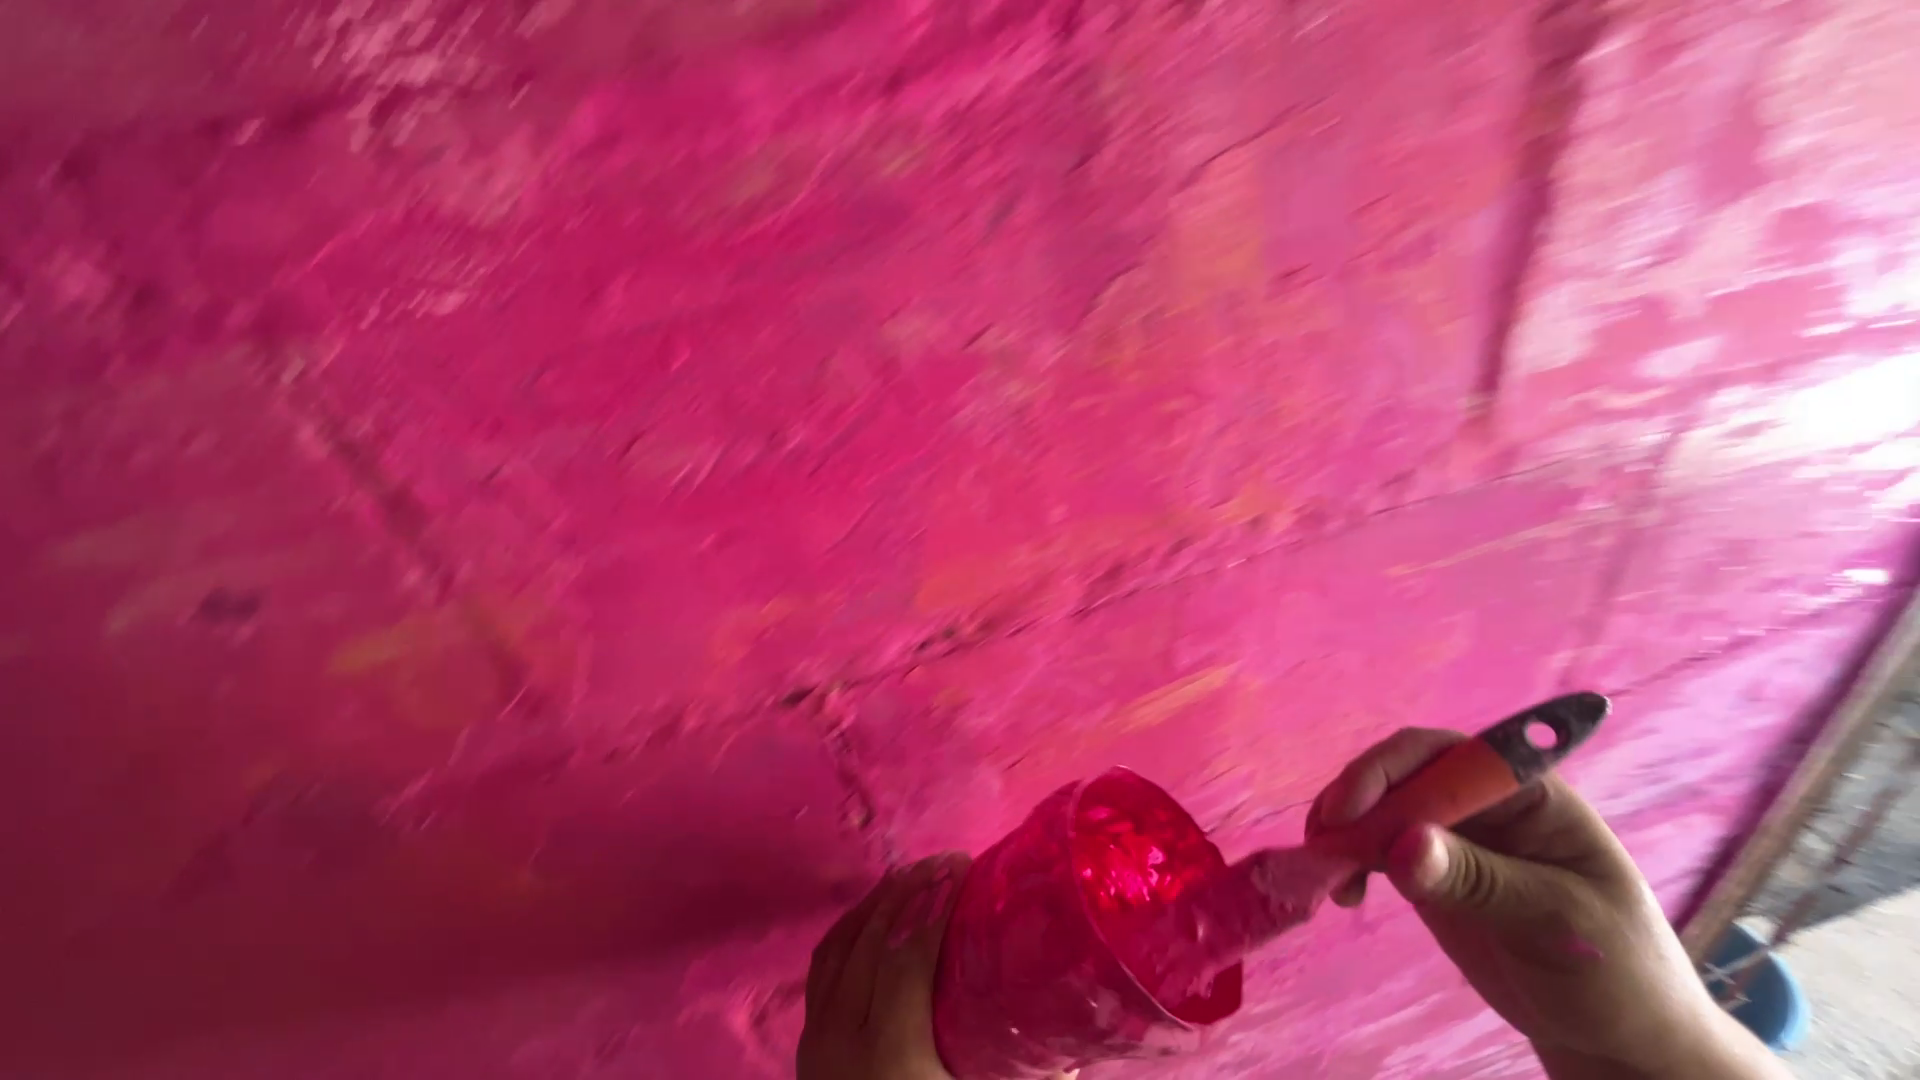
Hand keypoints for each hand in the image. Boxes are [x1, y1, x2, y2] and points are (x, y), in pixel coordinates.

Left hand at [799, 854, 1079, 1079]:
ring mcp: (816, 1039)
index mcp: (888, 1057)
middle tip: (948, 863)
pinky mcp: (807, 1043)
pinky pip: (823, 965)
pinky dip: (850, 927)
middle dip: (911, 891)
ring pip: (841, 945)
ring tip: (913, 873)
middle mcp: (842, 1040)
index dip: (933, 905)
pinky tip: (873, 912)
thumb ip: (1026, 1070)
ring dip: (878, 902)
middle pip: (872, 940)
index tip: (962, 867)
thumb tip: (1078, 1040)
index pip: (905, 957)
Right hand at [1308, 728, 1784, 1079]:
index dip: (1387, 769)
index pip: (1441, 753)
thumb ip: (1479, 879)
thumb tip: (1402, 845)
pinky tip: (1343, 894)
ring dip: (1340, 831)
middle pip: (1397, 776)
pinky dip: (1347, 862)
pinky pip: (1373, 848)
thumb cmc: (1617, 973)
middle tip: (1322, 846)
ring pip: (1375, 809)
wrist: (1619, 1041)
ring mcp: (1451, 836)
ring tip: (1322, 872)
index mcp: (1524, 793)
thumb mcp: (1557, 923)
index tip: (1349, 811)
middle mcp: (1480, 802)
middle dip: (1352, 803)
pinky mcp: (1427, 870)